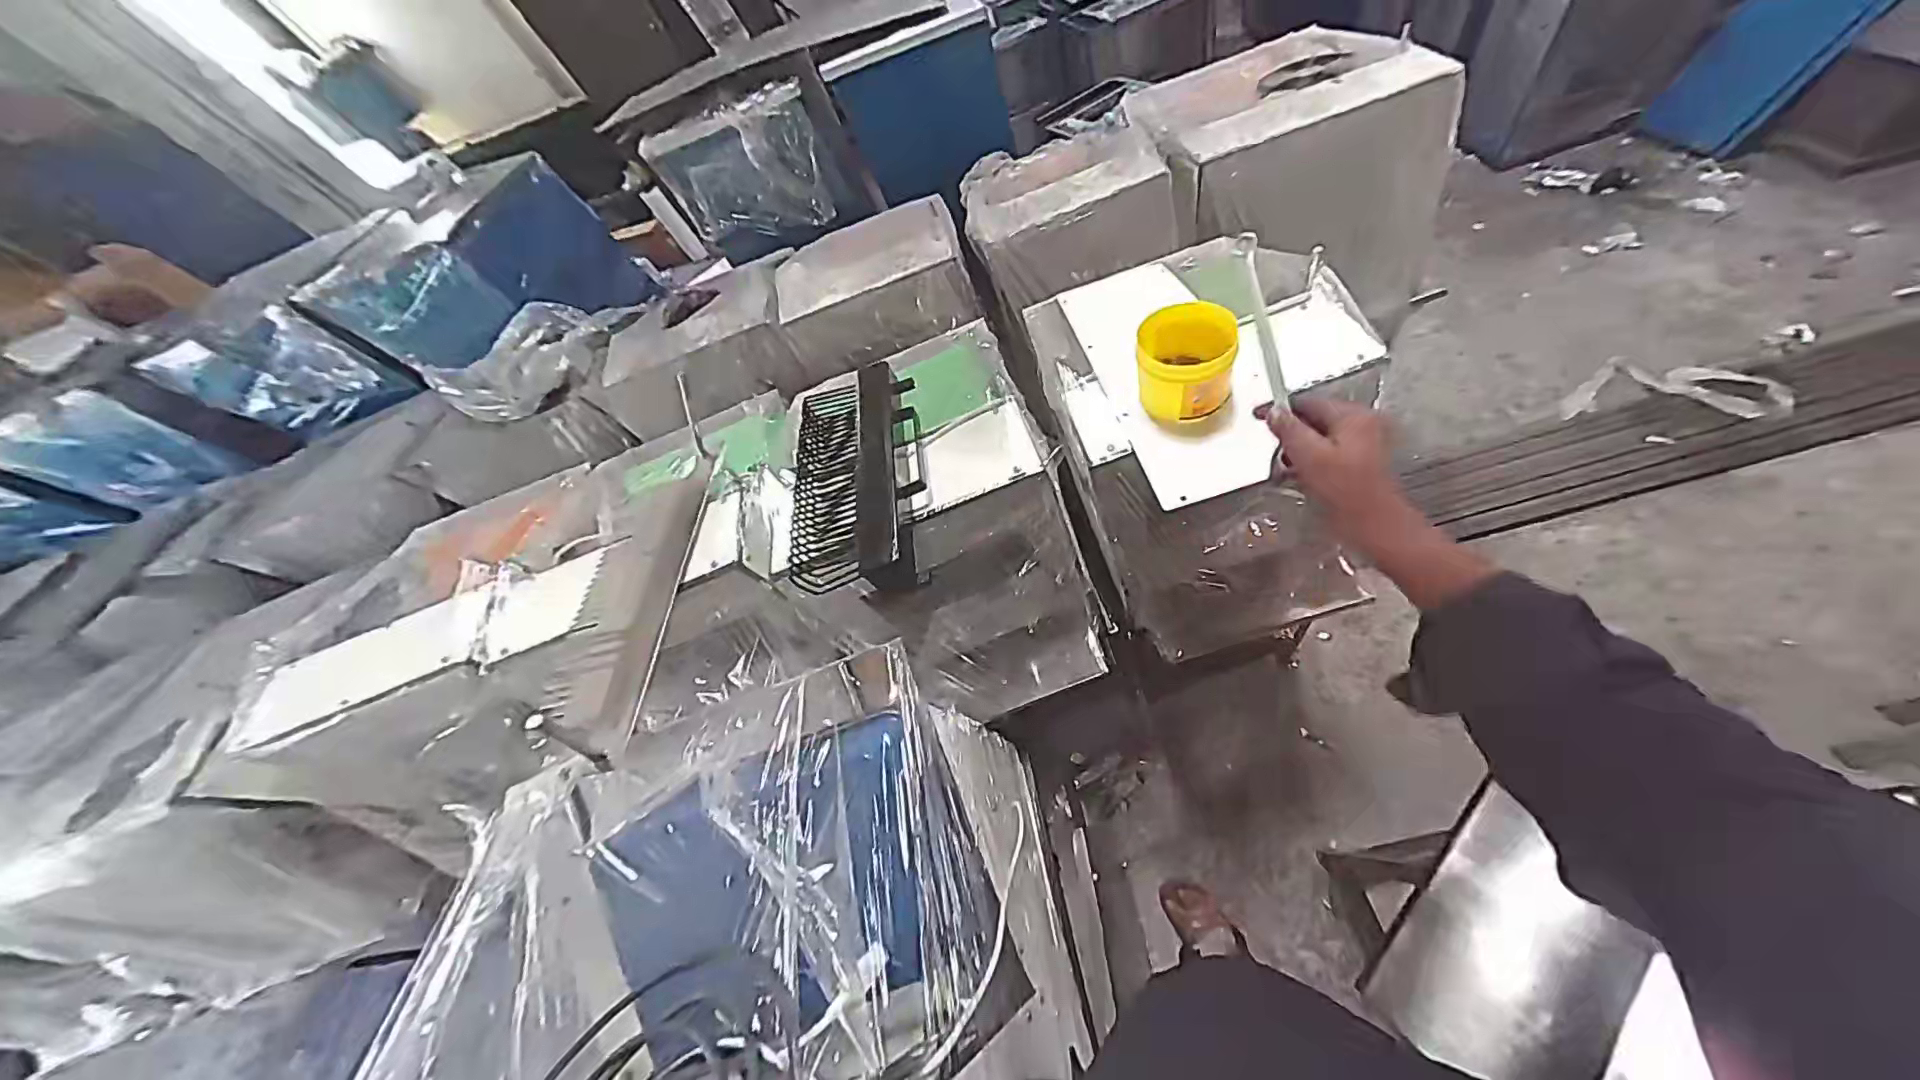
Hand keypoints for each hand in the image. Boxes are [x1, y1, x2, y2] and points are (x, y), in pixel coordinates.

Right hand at [1257, 397, 1497, 609]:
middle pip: (1314, 419)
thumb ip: (1289, 430)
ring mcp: (1363, 443)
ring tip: (1285, 469)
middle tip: (1272, 450)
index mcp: (1352, 416)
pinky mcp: (1359, 462)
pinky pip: (1327, 452)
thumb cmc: (1343, 490)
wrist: (1375, 525)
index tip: (1258, 416)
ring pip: (1319, 437)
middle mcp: (1361, 424)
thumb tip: (1274, 412)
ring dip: (1298, 450)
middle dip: (1289, 434)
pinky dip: (1310, 461)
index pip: (1308, 402)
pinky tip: (1300, 476)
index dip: (1280, 409)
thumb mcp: (1309, 456)